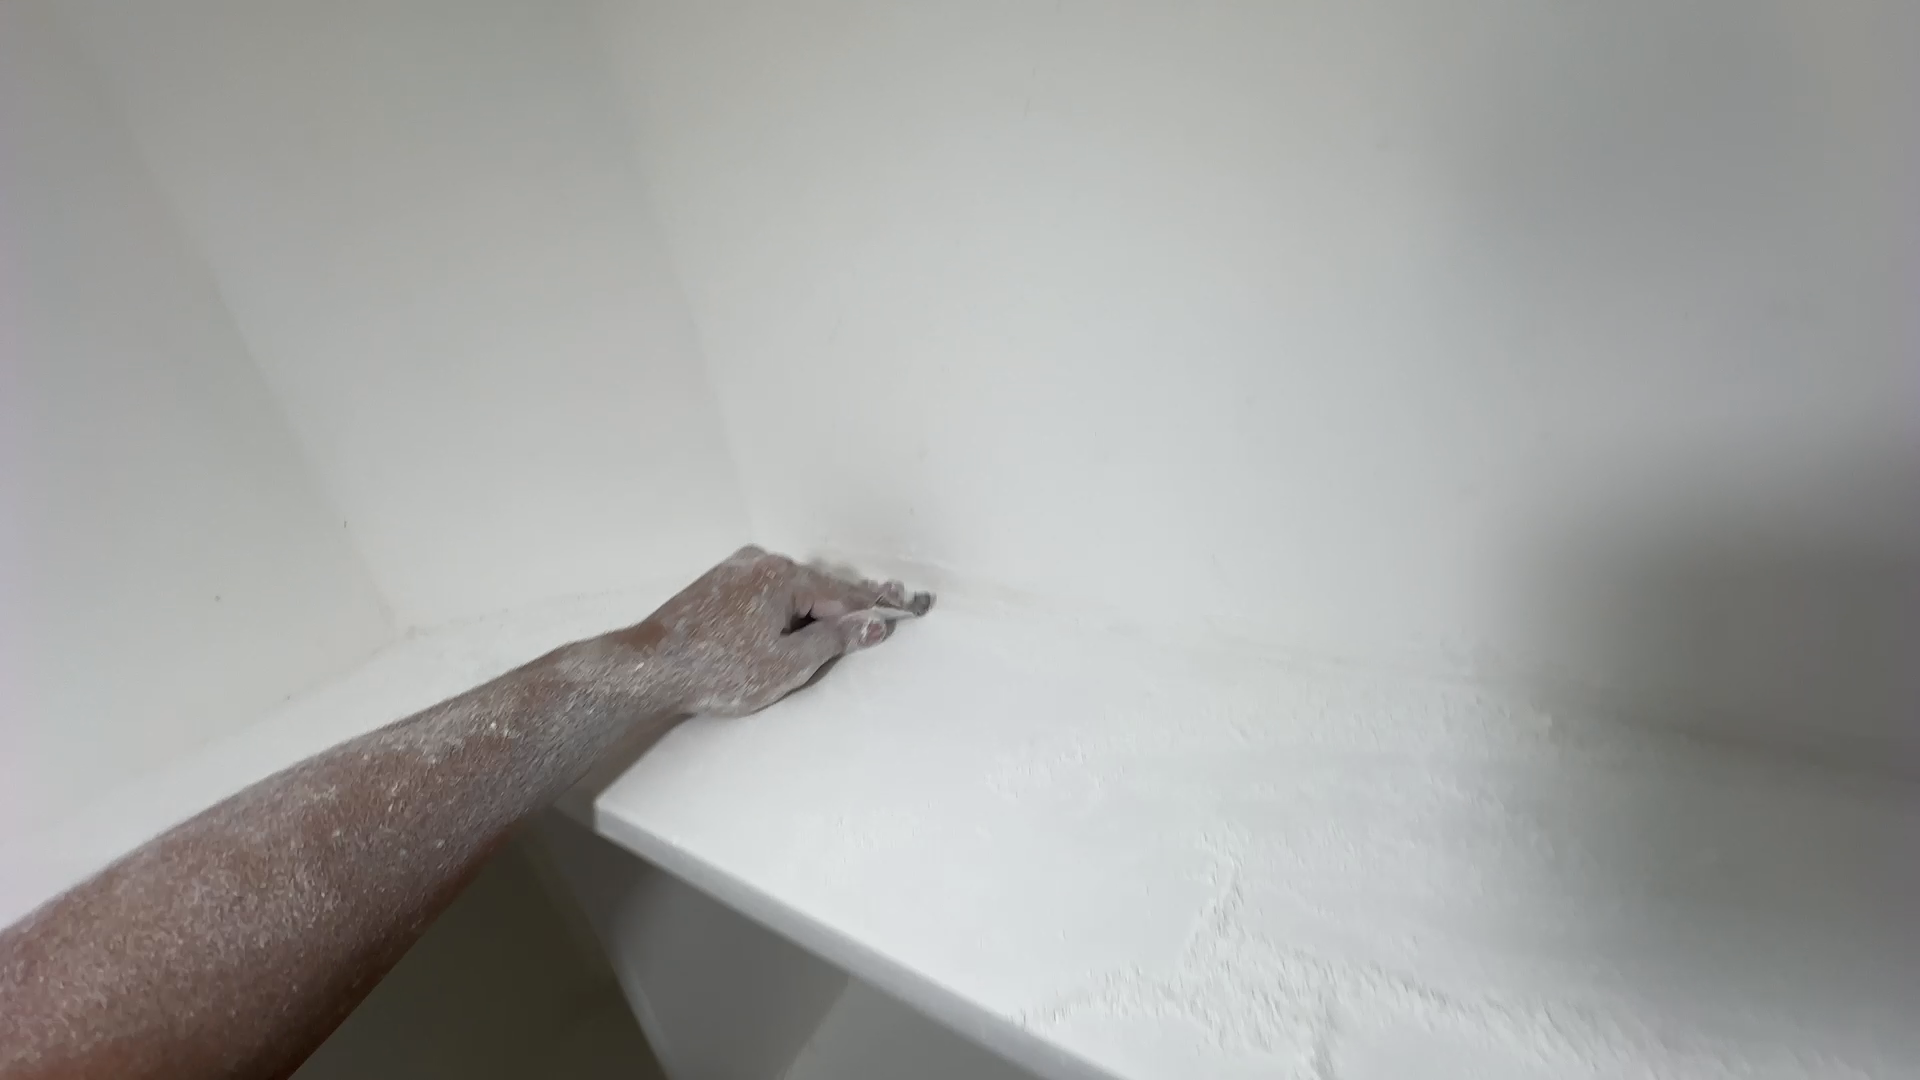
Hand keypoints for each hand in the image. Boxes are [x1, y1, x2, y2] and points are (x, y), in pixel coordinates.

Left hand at [621, 546, 932, 716]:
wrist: (648, 669)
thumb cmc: (719, 671)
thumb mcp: (787, 663)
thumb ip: (834, 639)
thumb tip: (874, 623)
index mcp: (782, 577)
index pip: (842, 593)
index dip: (873, 606)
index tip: (903, 607)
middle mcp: (761, 561)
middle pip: (817, 587)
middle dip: (844, 605)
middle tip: (875, 615)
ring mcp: (737, 568)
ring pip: (790, 588)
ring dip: (812, 608)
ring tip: (832, 628)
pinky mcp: (719, 582)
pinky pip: (767, 590)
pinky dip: (785, 606)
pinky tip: (789, 623)